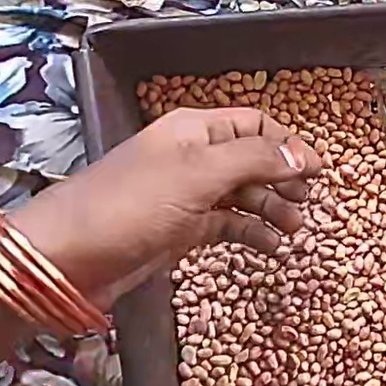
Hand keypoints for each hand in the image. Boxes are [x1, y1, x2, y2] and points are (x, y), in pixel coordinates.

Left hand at [9, 107, 321, 305]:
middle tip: (309, 202)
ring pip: (243, 195)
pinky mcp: (181, 230)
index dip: (288, 146)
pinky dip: (251, 232)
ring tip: (296, 230)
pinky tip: (271, 246)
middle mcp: (193, 158)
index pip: (254, 126)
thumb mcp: (197, 175)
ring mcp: (187, 196)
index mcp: (195, 131)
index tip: (317, 172)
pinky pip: (227, 224)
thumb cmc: (130, 205)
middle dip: (283, 179)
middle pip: (252, 160)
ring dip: (272, 209)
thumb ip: (253, 161)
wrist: (67, 259)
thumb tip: (300, 156)